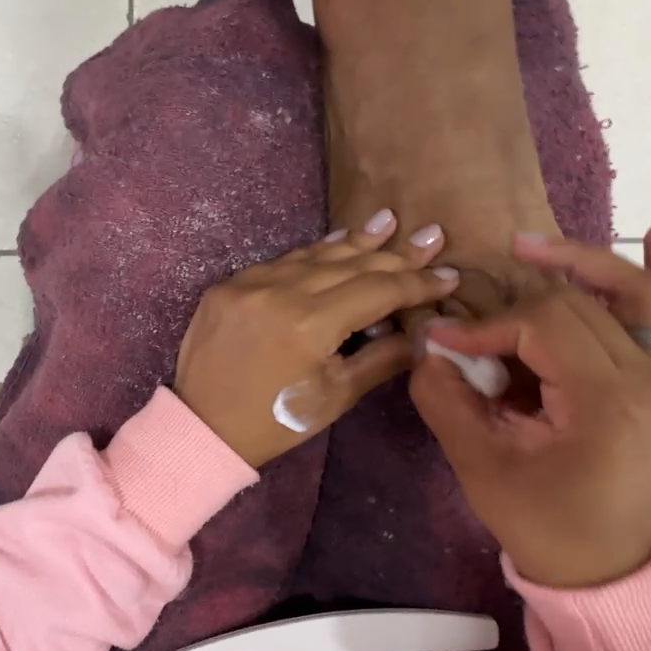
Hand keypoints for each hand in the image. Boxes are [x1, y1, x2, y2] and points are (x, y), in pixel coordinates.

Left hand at [175, 215, 458, 467]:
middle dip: (393, 253)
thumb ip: (382, 358)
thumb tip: (422, 330)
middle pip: (348, 265)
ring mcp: (248, 284)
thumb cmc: (274, 421)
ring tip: (387, 223)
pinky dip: (310, 254)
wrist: (202, 427)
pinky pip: (278, 263)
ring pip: (312, 256)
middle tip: (430, 235)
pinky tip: (334, 243)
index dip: (417, 284)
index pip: (377, 290)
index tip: (448, 276)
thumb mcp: (335, 396)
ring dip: (352, 242)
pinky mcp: (226, 287)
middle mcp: (279, 292)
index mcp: (309, 323)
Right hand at [408, 218, 650, 587]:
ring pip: (641, 295)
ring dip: (589, 263)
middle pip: (581, 304)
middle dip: (514, 305)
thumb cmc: (541, 520)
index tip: (440, 343)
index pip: (544, 326)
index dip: (485, 327)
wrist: (606, 567)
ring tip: (533, 246)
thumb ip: (447, 399)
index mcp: (609, 400)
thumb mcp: (480, 463)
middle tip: (467, 308)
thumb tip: (427, 348)